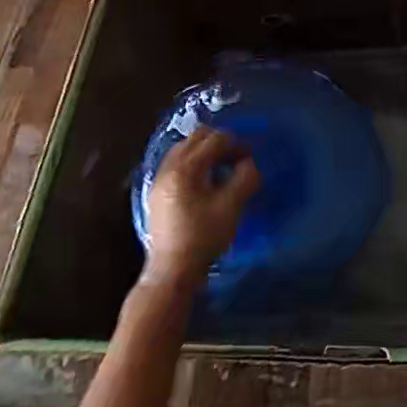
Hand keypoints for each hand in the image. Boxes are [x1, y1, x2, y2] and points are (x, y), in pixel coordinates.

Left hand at [143, 126, 260, 285]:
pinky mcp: (157, 191)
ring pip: (184, 148)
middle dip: (219, 142)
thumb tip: (248, 163)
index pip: (215, 140)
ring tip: (222, 168)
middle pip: (196, 137)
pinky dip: (193, 162)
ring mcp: (159, 178)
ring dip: (205, 151)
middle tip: (237, 158)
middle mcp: (168, 167)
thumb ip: (245, 178)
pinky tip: (204, 181)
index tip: (250, 157)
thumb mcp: (232, 207)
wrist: (173, 269)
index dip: (236, 143)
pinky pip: (176, 163)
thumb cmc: (204, 237)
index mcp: (186, 168)